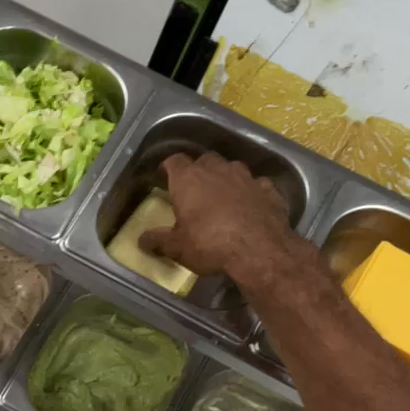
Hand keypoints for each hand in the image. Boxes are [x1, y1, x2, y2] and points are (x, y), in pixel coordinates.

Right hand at [139, 153, 324, 284]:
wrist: (258, 250)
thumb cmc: (209, 244)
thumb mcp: (176, 248)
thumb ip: (158, 241)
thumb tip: (141, 240)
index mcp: (189, 180)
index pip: (175, 161)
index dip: (169, 166)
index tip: (166, 173)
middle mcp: (217, 170)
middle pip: (204, 160)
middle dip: (198, 170)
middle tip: (194, 187)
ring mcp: (246, 176)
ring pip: (232, 168)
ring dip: (225, 178)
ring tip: (222, 195)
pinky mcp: (268, 189)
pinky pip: (256, 184)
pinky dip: (250, 192)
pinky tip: (249, 205)